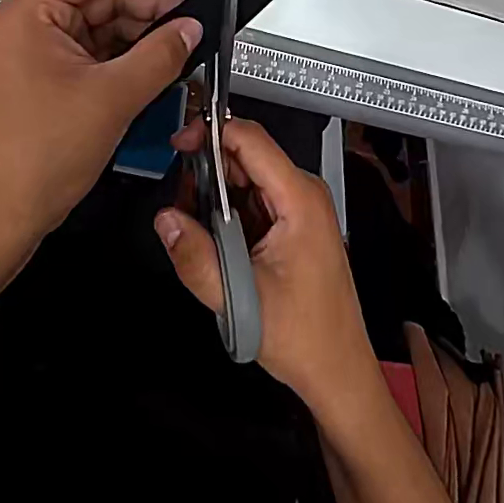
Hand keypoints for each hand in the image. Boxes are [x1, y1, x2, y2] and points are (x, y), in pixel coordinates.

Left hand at [0, 0, 199, 328]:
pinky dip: (127, 63)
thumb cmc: (25, 163)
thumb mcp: (110, 99)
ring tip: (177, 54)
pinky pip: (96, 57)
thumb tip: (186, 32)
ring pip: (102, 29)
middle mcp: (29, 29)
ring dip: (141, 40)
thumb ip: (159, 57)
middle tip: (187, 26)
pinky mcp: (48, 81)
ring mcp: (38, 56)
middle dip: (149, 10)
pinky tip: (155, 74)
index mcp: (29, 16)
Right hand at [156, 118, 381, 414]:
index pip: (250, 139)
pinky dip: (226, 209)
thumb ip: (196, 257)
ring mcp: (298, 206)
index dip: (211, 132)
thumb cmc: (307, 337)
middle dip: (207, 171)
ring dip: (215, 193)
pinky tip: (216, 240)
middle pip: (244, 154)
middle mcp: (302, 193)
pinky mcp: (291, 220)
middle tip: (183, 205)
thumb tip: (167, 220)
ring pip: (245, 176)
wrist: (337, 370)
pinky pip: (251, 196)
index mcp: (299, 199)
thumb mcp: (240, 300)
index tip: (180, 143)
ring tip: (199, 230)